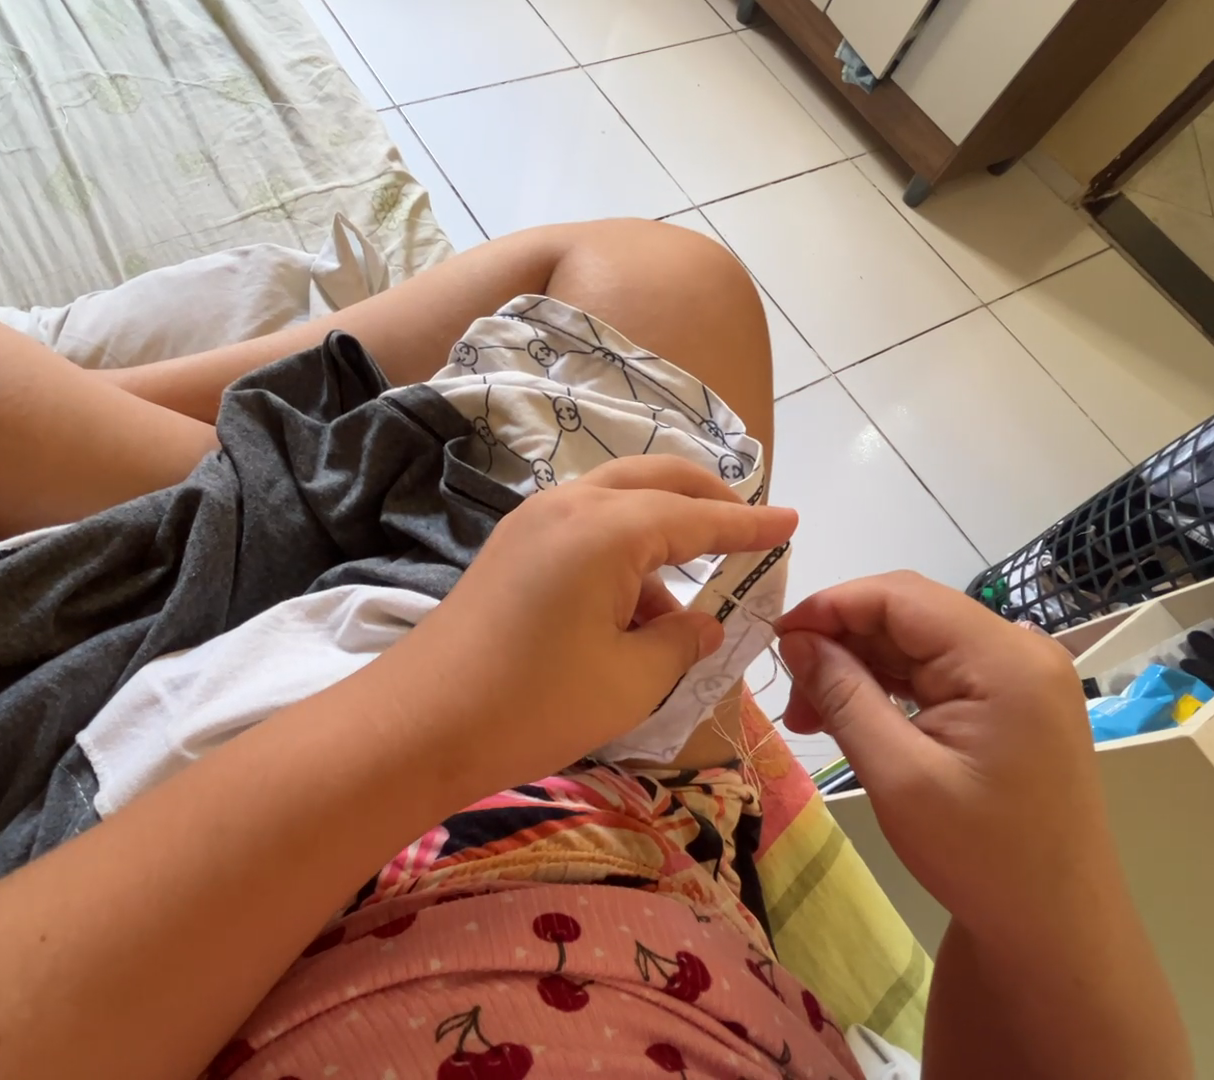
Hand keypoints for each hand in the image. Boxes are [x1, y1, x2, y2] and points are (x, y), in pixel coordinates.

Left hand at [388, 456, 795, 792]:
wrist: (422, 721)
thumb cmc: (535, 703)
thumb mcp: (629, 680)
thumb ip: (680, 642)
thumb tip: (703, 622)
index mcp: (607, 528)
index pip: (697, 517)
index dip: (748, 524)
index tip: (790, 521)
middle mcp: (568, 505)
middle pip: (653, 480)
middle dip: (705, 497)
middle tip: (745, 524)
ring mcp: (531, 520)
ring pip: (614, 499)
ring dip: (657, 527)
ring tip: (681, 592)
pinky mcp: (509, 545)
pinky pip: (581, 524)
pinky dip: (617, 545)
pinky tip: (628, 598)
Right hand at [774, 572, 1118, 938]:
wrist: (1055, 927)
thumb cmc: (980, 855)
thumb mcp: (896, 773)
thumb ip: (842, 694)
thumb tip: (794, 638)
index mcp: (1002, 659)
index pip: (898, 596)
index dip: (829, 605)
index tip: (775, 638)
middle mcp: (1017, 650)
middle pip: (905, 613)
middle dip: (838, 641)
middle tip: (791, 693)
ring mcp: (1017, 674)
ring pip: (911, 640)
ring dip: (854, 666)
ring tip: (810, 716)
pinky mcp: (1007, 698)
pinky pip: (930, 669)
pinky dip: (882, 684)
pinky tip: (848, 715)